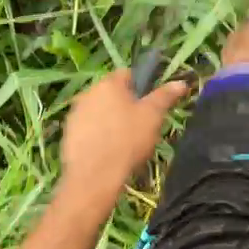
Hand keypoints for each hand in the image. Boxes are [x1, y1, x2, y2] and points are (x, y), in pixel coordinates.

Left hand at [56, 70, 188, 207]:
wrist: (95, 175)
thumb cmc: (128, 140)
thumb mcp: (153, 116)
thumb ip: (165, 96)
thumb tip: (181, 82)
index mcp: (109, 83)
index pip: (128, 74)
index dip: (142, 88)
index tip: (150, 106)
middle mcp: (88, 93)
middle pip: (112, 93)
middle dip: (126, 105)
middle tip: (141, 126)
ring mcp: (75, 113)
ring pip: (99, 111)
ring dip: (111, 120)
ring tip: (125, 142)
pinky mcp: (68, 133)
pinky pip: (88, 128)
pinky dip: (98, 135)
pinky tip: (108, 151)